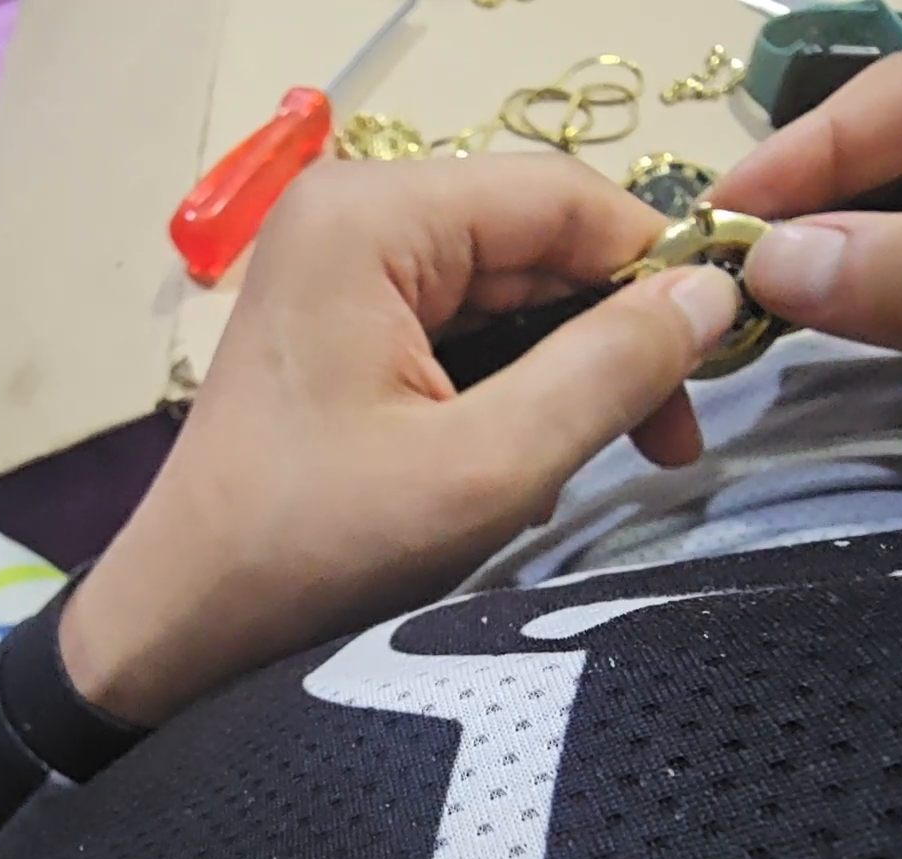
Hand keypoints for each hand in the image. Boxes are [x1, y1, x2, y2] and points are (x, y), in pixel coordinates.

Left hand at [60, 154, 739, 722]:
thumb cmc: (318, 546)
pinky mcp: (333, 331)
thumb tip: (710, 294)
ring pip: (496, 300)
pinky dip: (500, 394)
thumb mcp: (486, 466)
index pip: (560, 199)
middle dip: (604, 339)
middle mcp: (347, 222)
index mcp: (372, 219)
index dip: (653, 268)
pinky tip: (516, 461)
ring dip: (556, 378)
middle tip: (662, 439)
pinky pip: (450, 339)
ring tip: (585, 465)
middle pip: (528, 249)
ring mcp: (333, 276)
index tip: (714, 358)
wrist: (187, 615)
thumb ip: (609, 369)